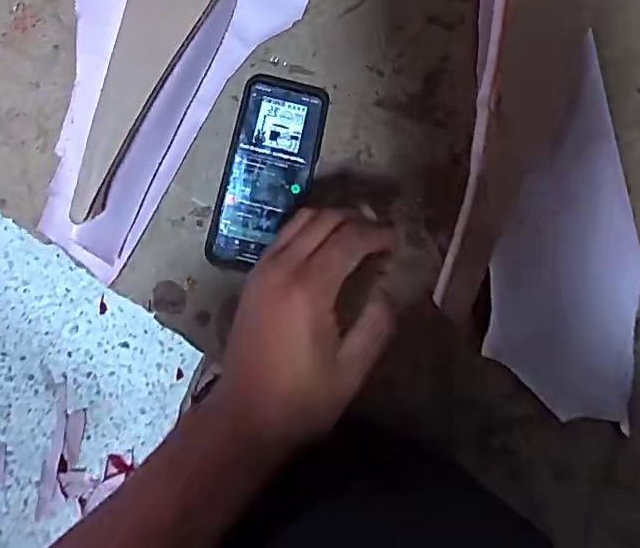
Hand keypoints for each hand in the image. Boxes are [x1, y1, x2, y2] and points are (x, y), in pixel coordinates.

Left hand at [208, 209, 397, 449]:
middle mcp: (284, 266)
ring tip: (357, 235)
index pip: (351, 238)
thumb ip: (376, 325)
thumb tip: (389, 289)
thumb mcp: (350, 372)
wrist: (241, 420)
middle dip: (360, 220)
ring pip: (304, 218)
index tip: (398, 241)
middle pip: (327, 218)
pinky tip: (326, 248)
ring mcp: (264, 267)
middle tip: (382, 236)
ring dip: (334, 219)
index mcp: (309, 288)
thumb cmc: (299, 400)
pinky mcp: (254, 275)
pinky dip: (312, 228)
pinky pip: (287, 233)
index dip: (379, 233)